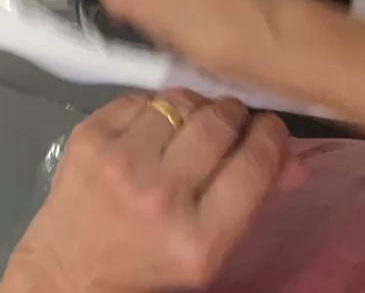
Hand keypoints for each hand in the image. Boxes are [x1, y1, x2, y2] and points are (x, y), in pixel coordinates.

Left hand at [0, 90, 290, 292]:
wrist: (69, 267)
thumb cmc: (149, 262)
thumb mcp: (207, 248)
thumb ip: (251, 200)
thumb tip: (294, 158)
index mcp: (198, 239)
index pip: (254, 167)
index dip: (271, 137)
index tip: (272, 127)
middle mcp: (160, 194)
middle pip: (218, 123)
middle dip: (235, 113)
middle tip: (236, 118)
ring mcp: (120, 158)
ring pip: (179, 100)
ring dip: (196, 104)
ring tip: (195, 119)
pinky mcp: (90, 133)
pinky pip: (141, 97)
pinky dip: (156, 105)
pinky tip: (157, 124)